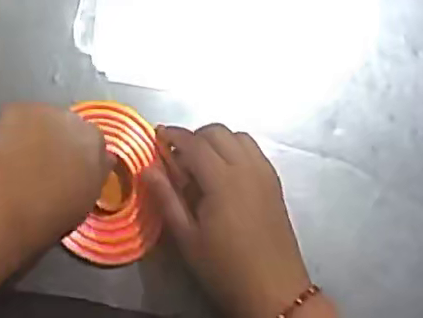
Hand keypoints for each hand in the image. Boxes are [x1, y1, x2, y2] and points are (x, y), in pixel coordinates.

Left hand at [0, 103, 110, 246]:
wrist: (9, 207)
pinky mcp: (18, 109)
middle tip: (42, 166)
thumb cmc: (51, 216)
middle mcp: (76, 120)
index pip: (93, 142)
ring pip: (42, 119)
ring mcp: (46, 111)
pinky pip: (16, 117)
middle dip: (59, 140)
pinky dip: (10, 130)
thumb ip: (94, 175)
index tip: (68, 171)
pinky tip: (2, 153)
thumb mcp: (85, 201)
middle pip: (69, 125)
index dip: (79, 156)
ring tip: (18, 160)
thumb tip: (97, 164)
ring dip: (35, 133)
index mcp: (95, 143)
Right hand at [144, 123, 325, 317]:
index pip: (193, 143)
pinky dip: (235, 147)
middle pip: (216, 132)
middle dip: (194, 137)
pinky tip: (227, 171)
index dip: (173, 135)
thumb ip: (167, 199)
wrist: (274, 291)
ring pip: (236, 135)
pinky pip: (252, 148)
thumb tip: (148, 169)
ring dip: (217, 140)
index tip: (158, 135)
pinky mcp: (274, 178)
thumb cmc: (226, 269)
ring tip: (203, 164)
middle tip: (179, 158)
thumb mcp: (188, 239)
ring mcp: (263, 170)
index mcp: (222, 179)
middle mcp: (245, 165)